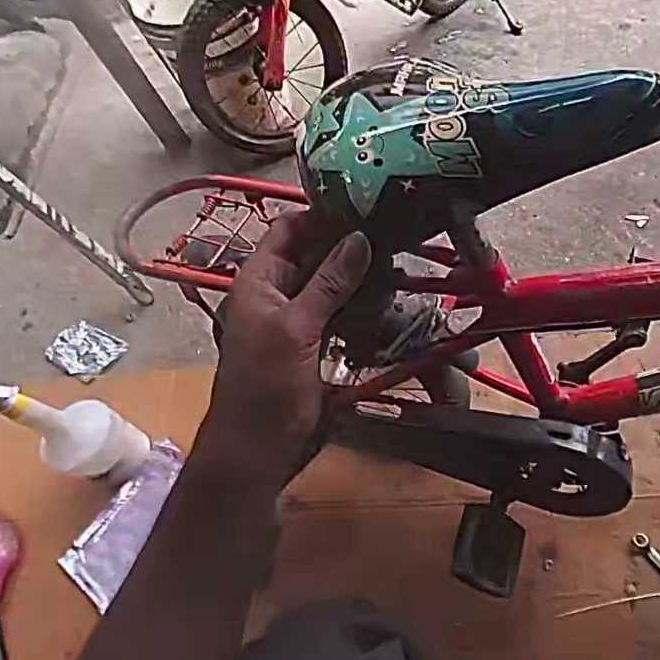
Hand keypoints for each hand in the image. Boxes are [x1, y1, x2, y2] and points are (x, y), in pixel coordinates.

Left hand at [193, 210, 371, 486]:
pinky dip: (362, 310)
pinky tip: (391, 305)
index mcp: (258, 282)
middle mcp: (277, 296)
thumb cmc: (266, 389)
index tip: (366, 207)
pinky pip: (341, 319)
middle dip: (350, 248)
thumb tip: (359, 239)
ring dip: (361, 281)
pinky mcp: (316, 348)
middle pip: (314, 257)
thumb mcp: (294, 329)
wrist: (258, 452)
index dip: (321, 215)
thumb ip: (327, 284)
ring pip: (332, 289)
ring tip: (401, 268)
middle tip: (396, 238)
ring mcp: (298, 323)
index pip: (287, 230)